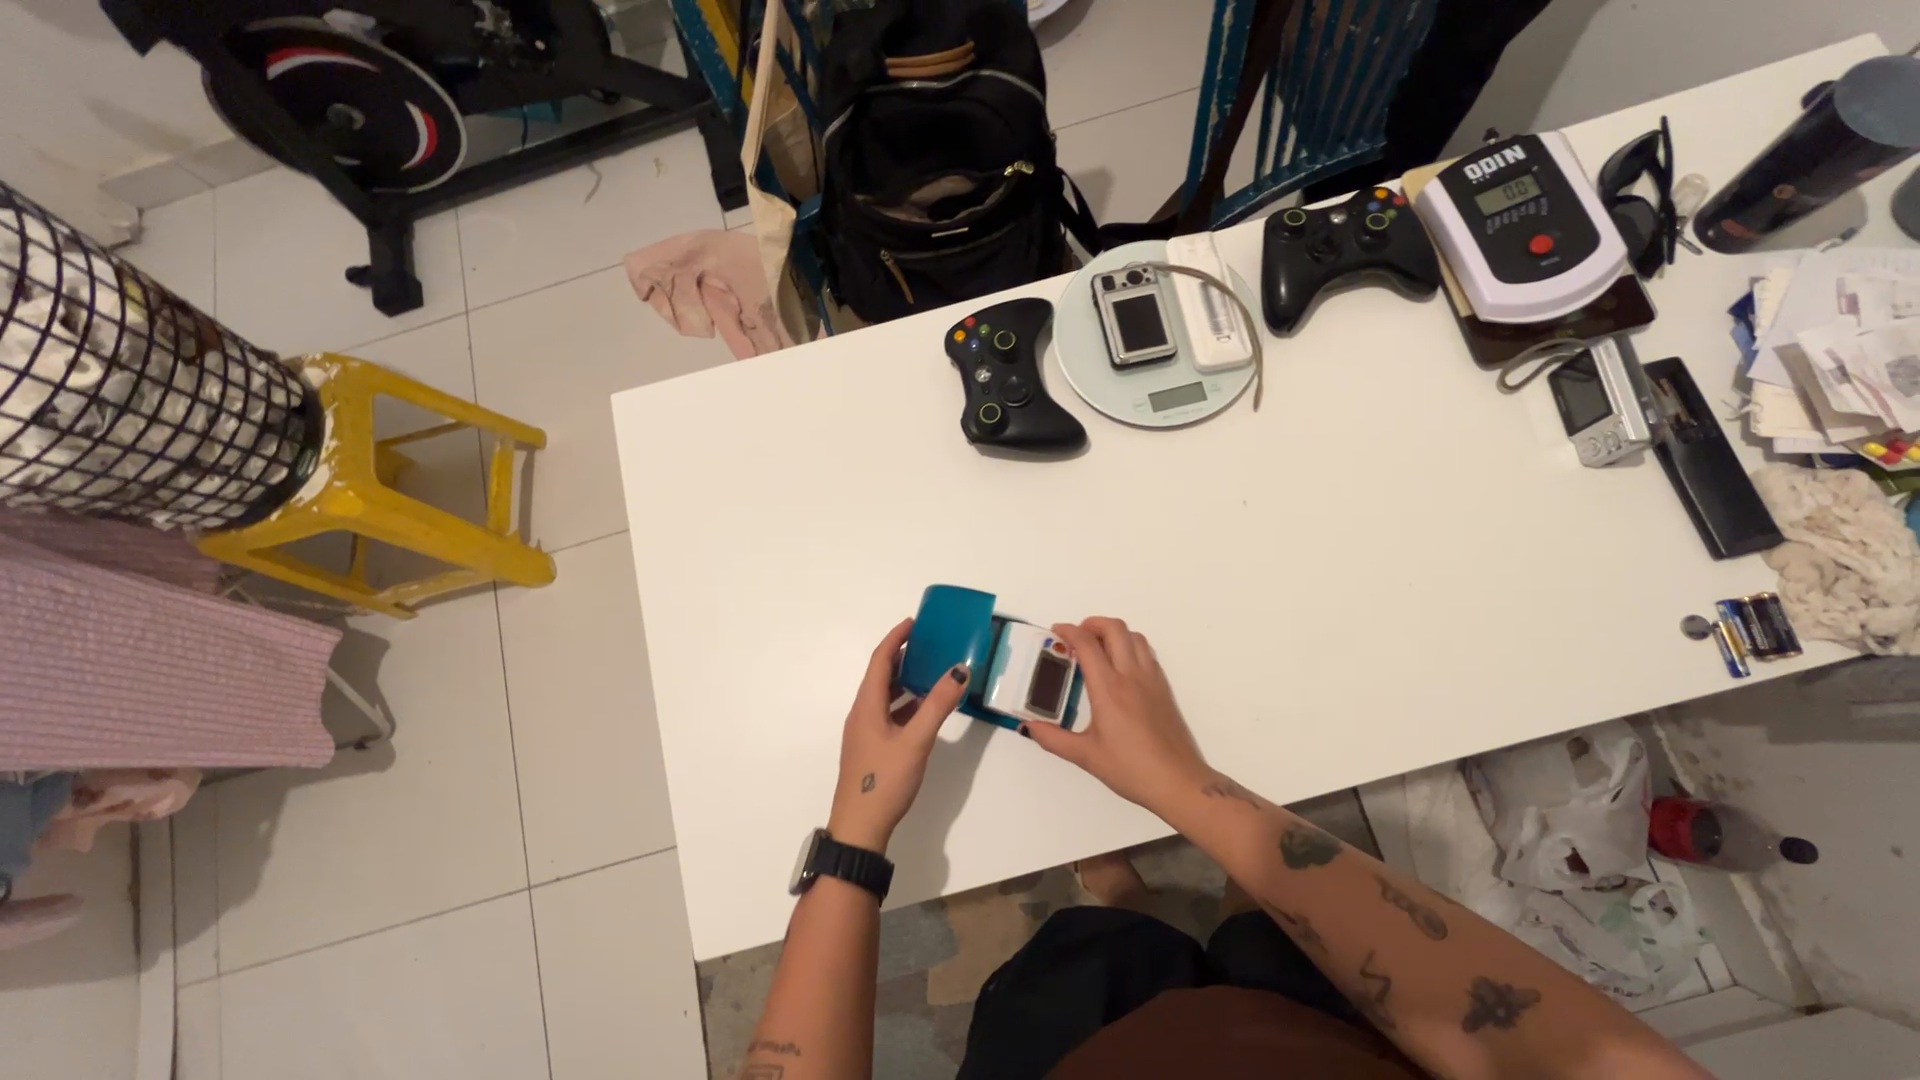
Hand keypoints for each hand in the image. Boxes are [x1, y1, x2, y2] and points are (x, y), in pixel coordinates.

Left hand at [827, 618, 969, 852]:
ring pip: (886, 696)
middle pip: (881, 675)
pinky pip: (890, 714)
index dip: (896, 638)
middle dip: (904, 656)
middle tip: (931, 643)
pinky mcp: (872, 748)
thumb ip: (939, 704)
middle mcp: (862, 713)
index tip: (916, 622)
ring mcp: (865, 732)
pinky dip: (907, 704)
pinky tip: (927, 710)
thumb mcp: (917, 740)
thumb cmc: (885, 780)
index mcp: (867, 705)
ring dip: (907, 680)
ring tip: (934, 670)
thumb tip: (959, 669)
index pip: (880, 659)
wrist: (860, 827)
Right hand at [1021, 618, 1208, 812]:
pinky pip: (1147, 653)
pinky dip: (1131, 646)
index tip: (1056, 632)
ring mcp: (1152, 679)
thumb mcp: (1087, 756)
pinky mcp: (1165, 689)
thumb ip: (1054, 739)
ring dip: (1114, 633)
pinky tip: (1121, 667)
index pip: (1087, 644)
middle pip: (1115, 628)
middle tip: (1076, 637)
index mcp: (1108, 688)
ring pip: (1135, 636)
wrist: (1179, 782)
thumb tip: (1028, 727)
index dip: (1069, 631)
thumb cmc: (1131, 769)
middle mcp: (1131, 675)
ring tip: (1098, 648)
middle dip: (1092, 623)